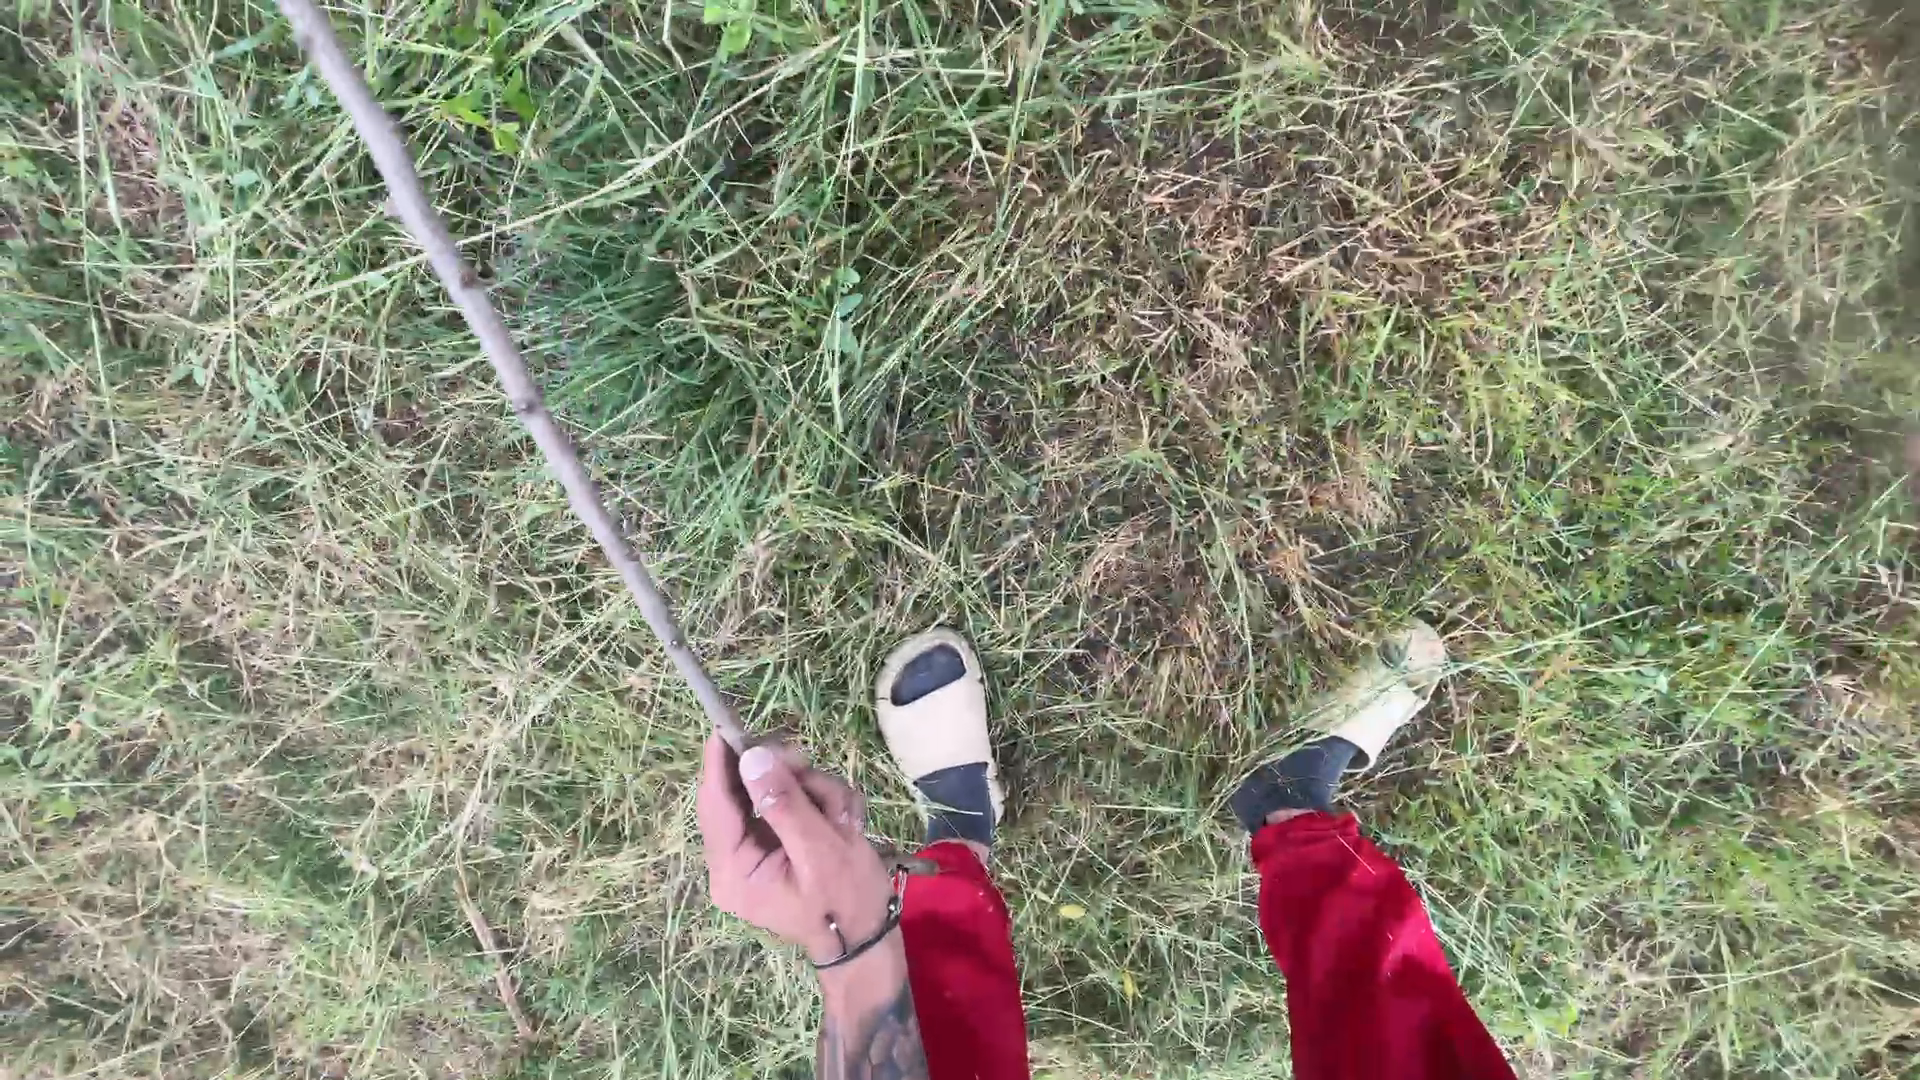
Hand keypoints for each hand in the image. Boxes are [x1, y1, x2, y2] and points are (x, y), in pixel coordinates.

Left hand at [695, 734, 897, 962]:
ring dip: (814, 790)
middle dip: (789, 778)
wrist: (870, 937)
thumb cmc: (846, 902)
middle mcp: (735, 858)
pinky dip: (820, 801)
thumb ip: (785, 804)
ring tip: (844, 816)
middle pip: (747, 791)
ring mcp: (757, 849)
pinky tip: (843, 821)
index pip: (715, 804)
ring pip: (776, 790)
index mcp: (733, 870)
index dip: (720, 762)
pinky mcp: (778, 842)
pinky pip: (792, 801)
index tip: (726, 724)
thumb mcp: (820, 851)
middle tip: (815, 771)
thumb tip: (752, 757)